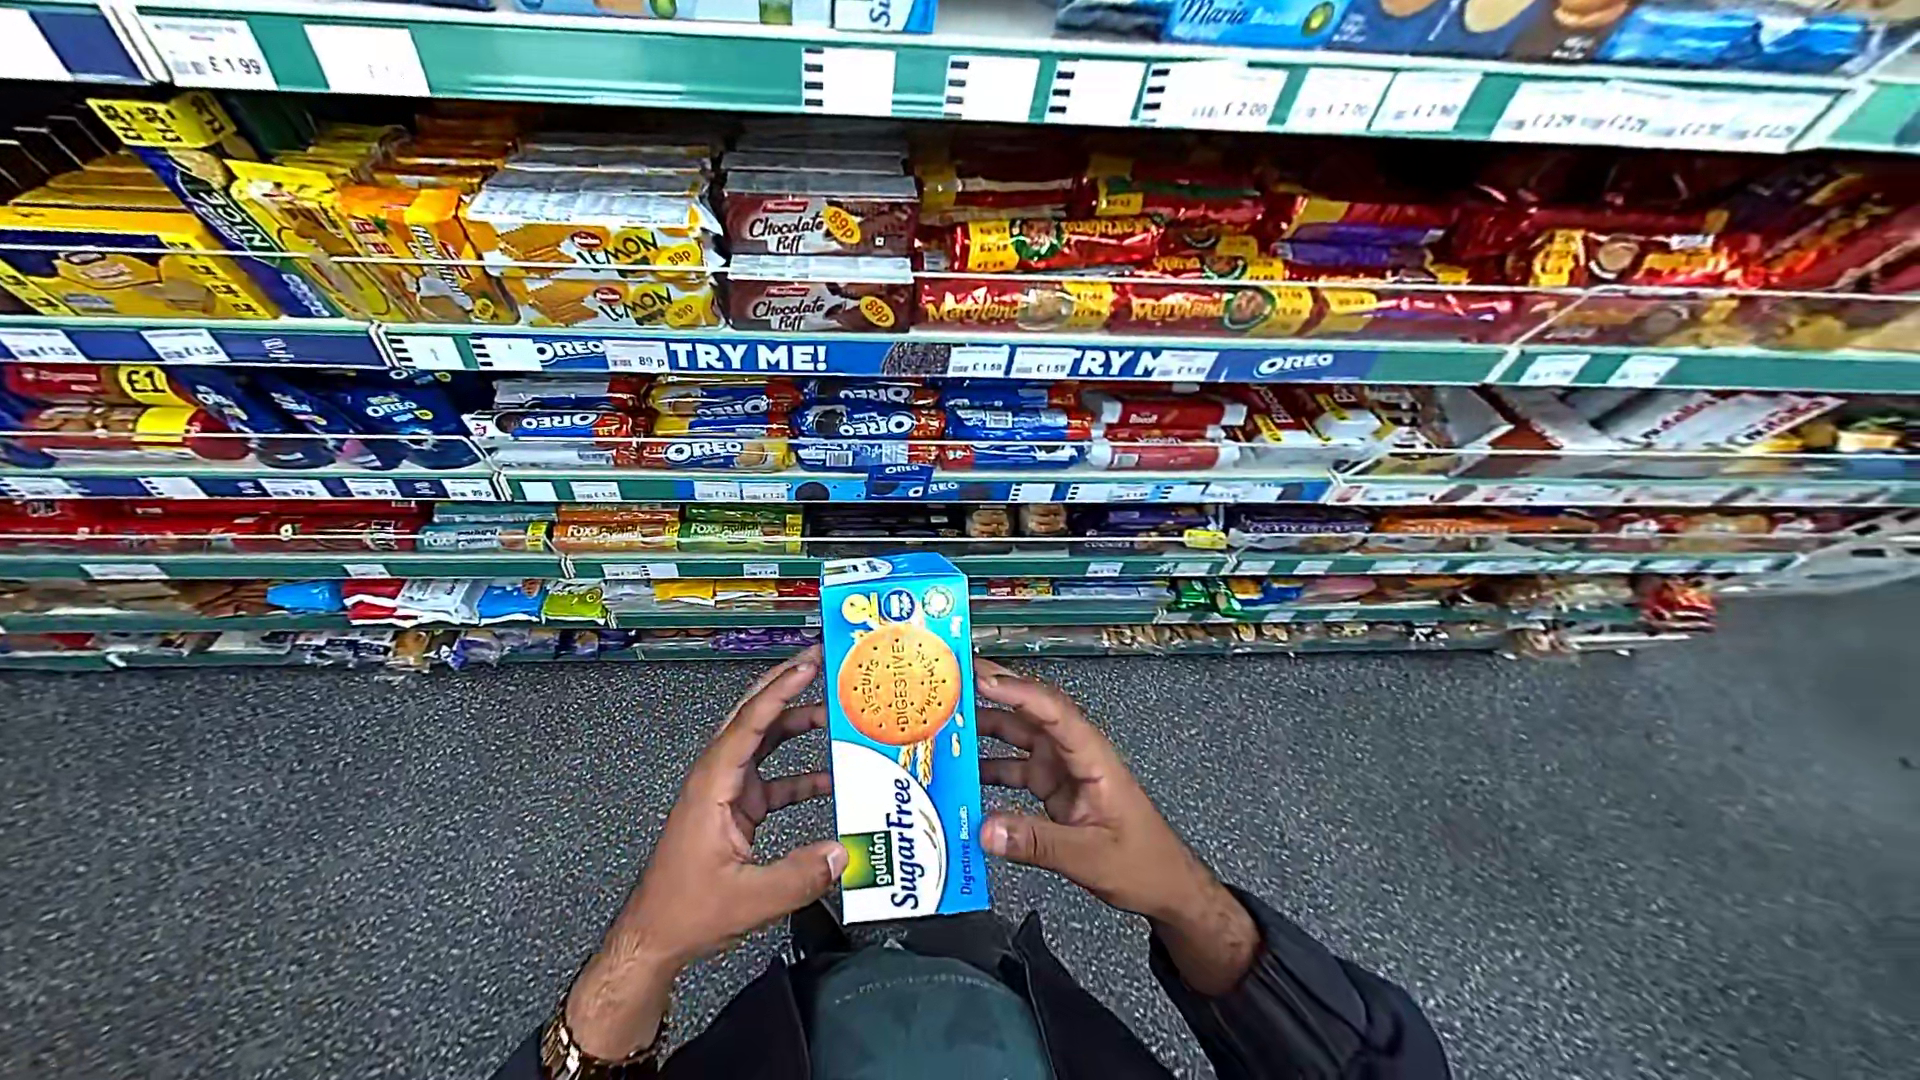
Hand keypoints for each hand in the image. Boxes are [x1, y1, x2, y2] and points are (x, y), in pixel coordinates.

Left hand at [566, 648, 845, 1057]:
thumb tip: (844, 852)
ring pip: (766, 740)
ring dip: (798, 722)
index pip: (749, 723)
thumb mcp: (749, 899)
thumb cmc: (684, 912)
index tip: (808, 666)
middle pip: (755, 715)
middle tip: (821, 662)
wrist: (655, 936)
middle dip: (787, 685)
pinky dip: (803, 772)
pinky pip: (776, 776)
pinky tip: (831, 778)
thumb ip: (800, 876)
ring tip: (834, 711)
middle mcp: (720, 776)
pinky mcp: (738, 806)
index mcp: (713, 784)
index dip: (780, 691)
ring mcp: (728, 789)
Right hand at [975, 657, 1257, 993]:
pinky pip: (1014, 766)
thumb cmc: (1144, 863)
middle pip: (1030, 710)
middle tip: (955, 676)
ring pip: (1018, 735)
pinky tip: (963, 773)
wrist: (1165, 885)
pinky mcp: (1052, 786)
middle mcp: (1073, 752)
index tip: (982, 680)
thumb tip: (987, 829)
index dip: (1017, 691)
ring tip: (948, 717)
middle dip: (995, 690)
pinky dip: (988, 766)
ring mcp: (1061, 767)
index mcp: (1092, 755)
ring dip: (986, 725)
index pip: (1052, 710)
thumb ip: (1037, 843)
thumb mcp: (1090, 857)